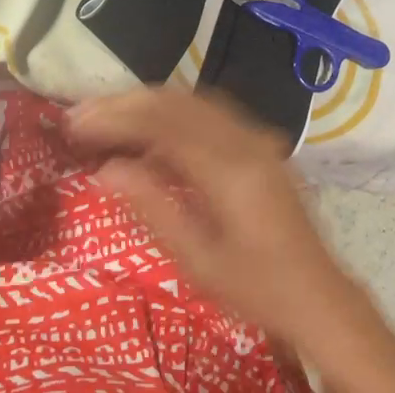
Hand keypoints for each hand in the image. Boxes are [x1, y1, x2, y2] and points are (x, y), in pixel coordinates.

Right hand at [66, 87, 394, 390]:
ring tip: (109, 116)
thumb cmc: (257, 287)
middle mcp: (245, 140)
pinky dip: (175, 112)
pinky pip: (212, 112)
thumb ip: (153, 208)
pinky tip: (152, 132)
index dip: (115, 117)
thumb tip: (105, 169)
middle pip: (177, 102)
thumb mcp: (198, 260)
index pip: (162, 124)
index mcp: (229, 169)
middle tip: (83, 114)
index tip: (76, 122)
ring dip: (150, 102)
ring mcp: (257, 138)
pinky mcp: (262, 144)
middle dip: (126, 103)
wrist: (318, 294)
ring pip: (194, 101)